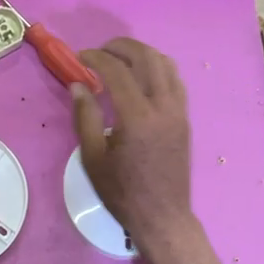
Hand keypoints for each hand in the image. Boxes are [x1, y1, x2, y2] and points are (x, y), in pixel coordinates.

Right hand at [70, 38, 223, 263]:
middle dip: (121, 47)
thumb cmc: (123, 192)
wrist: (163, 217)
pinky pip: (174, 79)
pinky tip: (141, 75)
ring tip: (120, 58)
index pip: (117, 71)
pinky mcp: (185, 117)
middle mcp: (163, 107)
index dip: (96, 57)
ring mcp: (178, 110)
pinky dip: (157, 67)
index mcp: (137, 117)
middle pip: (146, 58)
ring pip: (165, 64)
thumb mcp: (93, 157)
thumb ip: (85, 116)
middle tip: (100, 51)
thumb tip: (78, 84)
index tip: (80, 57)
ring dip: (142, 53)